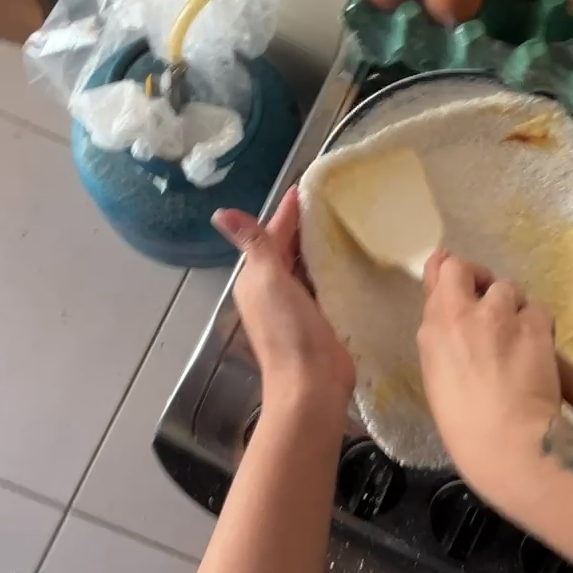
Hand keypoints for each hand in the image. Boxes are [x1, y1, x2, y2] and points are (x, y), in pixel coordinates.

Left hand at [213, 187, 353, 419]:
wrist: (311, 384)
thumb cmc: (288, 331)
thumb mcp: (268, 280)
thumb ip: (254, 244)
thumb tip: (221, 213)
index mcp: (255, 279)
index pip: (270, 235)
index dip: (286, 212)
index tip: (305, 188)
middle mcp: (272, 290)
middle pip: (288, 249)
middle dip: (304, 226)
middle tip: (331, 199)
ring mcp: (296, 306)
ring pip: (306, 266)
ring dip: (319, 246)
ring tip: (344, 222)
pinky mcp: (320, 318)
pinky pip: (324, 284)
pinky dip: (333, 268)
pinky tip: (351, 258)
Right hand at [416, 250, 563, 491]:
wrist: (508, 443)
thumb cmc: (464, 425)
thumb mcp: (437, 374)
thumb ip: (442, 334)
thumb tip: (451, 313)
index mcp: (434, 327)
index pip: (440, 270)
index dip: (451, 272)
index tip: (461, 285)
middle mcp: (464, 311)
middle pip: (470, 269)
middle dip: (481, 282)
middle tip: (492, 309)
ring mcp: (501, 315)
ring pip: (509, 288)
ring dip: (512, 306)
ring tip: (517, 338)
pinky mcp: (534, 324)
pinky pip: (537, 309)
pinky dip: (537, 324)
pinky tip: (536, 349)